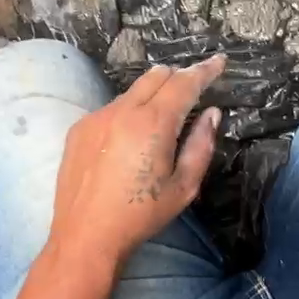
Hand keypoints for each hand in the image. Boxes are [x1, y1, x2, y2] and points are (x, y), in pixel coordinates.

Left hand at [50, 55, 225, 269]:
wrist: (84, 237)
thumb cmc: (141, 215)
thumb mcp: (184, 186)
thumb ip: (201, 145)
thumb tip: (211, 113)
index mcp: (153, 124)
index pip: (184, 83)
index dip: (205, 70)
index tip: (219, 60)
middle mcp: (123, 111)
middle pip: (157, 76)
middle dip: (179, 76)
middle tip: (195, 88)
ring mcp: (97, 117)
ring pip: (133, 91)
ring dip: (154, 94)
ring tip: (163, 118)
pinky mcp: (79, 129)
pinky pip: (112, 108)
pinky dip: (130, 112)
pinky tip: (131, 140)